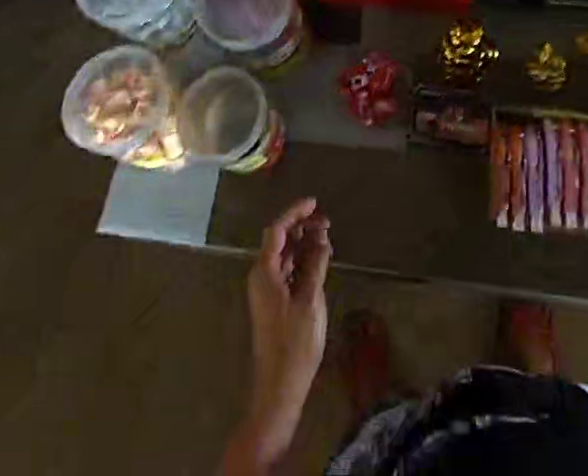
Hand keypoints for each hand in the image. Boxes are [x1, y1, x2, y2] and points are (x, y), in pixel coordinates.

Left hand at [225, 198, 331, 473]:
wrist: (279, 384)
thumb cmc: (295, 343)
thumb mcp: (310, 301)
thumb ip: (315, 266)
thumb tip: (320, 238)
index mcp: (264, 271)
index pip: (277, 230)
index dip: (295, 213)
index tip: (314, 203)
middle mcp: (261, 275)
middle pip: (279, 241)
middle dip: (301, 227)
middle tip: (326, 221)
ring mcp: (266, 289)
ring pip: (284, 256)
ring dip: (303, 244)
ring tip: (326, 237)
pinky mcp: (273, 302)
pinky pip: (286, 271)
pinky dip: (301, 262)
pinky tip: (318, 260)